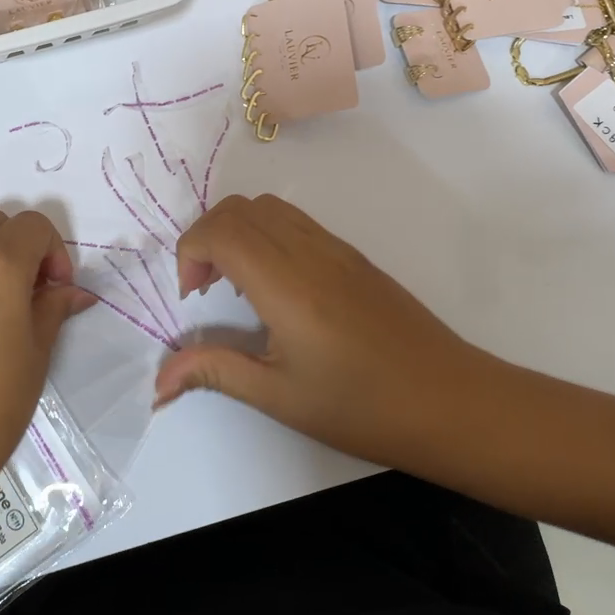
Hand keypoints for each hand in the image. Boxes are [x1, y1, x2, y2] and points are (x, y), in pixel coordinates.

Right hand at [154, 194, 495, 466]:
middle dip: (204, 238)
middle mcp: (308, 252)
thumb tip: (158, 381)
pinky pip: (294, 222)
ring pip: (267, 207)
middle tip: (205, 291)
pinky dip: (264, 236)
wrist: (456, 404)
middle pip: (238, 208)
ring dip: (235, 232)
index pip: (219, 230)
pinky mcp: (353, 257)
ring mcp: (335, 249)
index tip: (192, 299)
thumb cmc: (364, 407)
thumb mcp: (280, 397)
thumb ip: (214, 372)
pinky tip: (273, 288)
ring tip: (235, 286)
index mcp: (286, 284)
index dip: (189, 253)